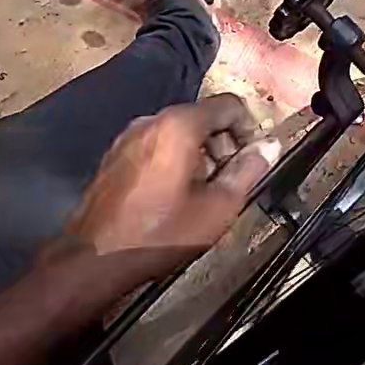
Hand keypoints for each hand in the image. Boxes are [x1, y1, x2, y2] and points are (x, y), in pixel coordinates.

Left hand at [47, 94, 280, 302]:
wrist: (93, 259)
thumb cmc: (161, 233)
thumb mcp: (217, 207)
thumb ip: (248, 170)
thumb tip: (270, 144)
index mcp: (179, 125)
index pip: (229, 105)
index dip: (250, 130)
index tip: (251, 162)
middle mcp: (152, 120)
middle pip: (203, 117)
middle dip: (224, 144)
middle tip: (227, 183)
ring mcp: (129, 135)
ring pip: (179, 132)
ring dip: (200, 155)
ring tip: (200, 195)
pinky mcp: (115, 154)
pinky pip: (156, 144)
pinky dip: (174, 160)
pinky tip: (171, 196)